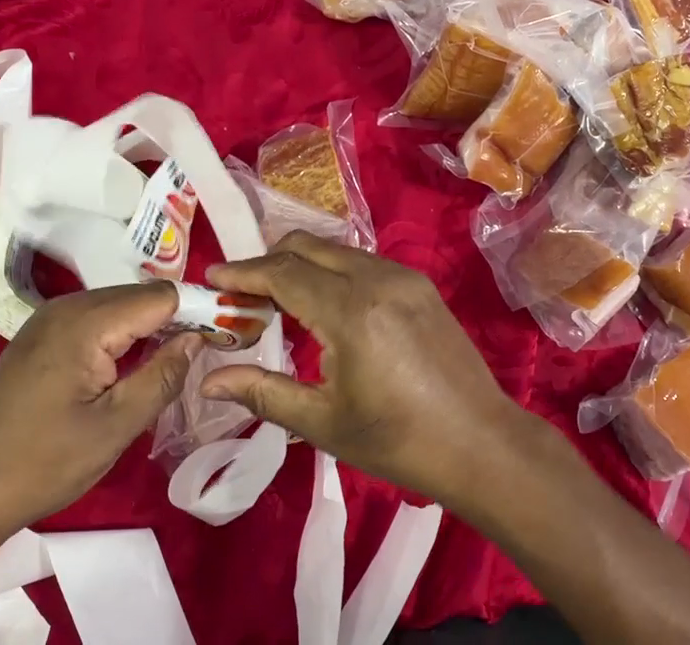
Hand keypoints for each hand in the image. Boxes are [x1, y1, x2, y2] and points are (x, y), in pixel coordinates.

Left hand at [0, 281, 200, 537]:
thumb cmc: (39, 464)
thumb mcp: (114, 427)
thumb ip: (162, 376)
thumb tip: (197, 338)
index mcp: (86, 321)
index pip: (162, 295)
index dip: (200, 311)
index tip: (233, 335)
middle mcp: (67, 308)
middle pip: (141, 297)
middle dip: (179, 319)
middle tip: (214, 353)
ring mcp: (49, 323)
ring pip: (120, 310)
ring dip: (151, 330)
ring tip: (181, 362)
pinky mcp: (40, 342)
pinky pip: (96, 324)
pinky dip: (123, 339)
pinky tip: (135, 369)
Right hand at [201, 232, 537, 503]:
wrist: (480, 442)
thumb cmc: (398, 441)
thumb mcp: (323, 422)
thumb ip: (262, 392)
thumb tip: (209, 380)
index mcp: (350, 311)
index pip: (282, 273)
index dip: (242, 273)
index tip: (211, 280)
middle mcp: (377, 279)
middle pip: (307, 246)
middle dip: (267, 261)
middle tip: (240, 293)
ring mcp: (403, 276)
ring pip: (336, 250)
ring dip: (300, 264)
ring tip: (276, 301)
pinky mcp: (420, 284)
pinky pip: (362, 262)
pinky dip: (331, 271)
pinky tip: (322, 305)